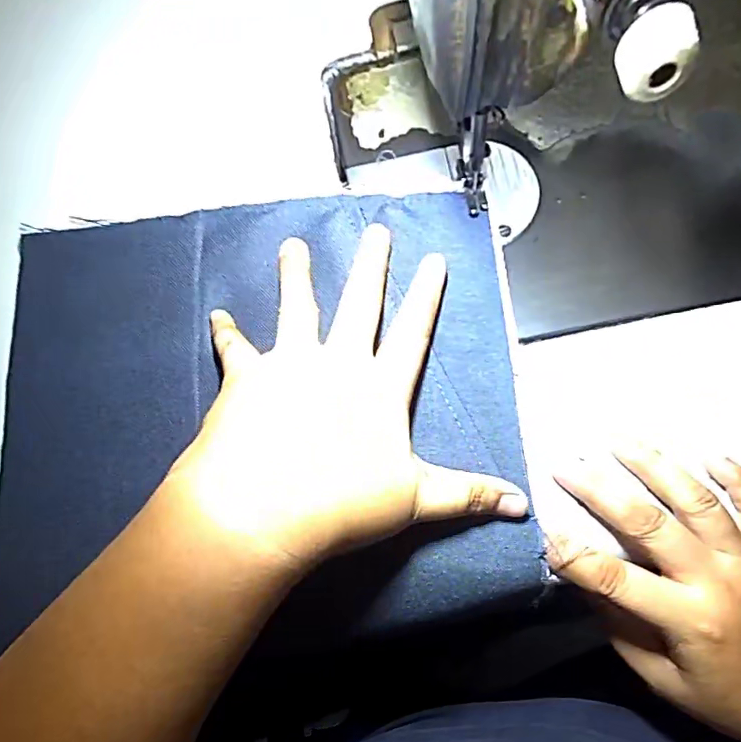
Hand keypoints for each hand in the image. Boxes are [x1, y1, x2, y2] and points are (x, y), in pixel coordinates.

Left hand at [158, 225, 527, 572]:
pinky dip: (228, 333)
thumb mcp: (416, 500)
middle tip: (377, 232)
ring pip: (296, 309)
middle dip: (372, 266)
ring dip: (296, 277)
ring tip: (294, 248)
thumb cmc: (341, 504)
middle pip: (359, 305)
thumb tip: (520, 505)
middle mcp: (337, 365)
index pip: (411, 333)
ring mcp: (290, 366)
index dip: (426, 297)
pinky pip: (236, 348)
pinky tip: (220, 318)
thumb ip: (467, 494)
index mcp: (380, 389)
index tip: (434, 261)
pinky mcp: (246, 380)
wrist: (261, 509)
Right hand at [546, 450, 740, 741]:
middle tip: (570, 469)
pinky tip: (713, 456)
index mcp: (689, 620)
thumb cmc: (733, 703)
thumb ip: (625, 633)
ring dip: (658, 467)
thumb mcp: (666, 683)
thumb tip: (589, 588)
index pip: (617, 580)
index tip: (546, 534)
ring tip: (623, 443)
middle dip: (604, 494)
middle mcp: (718, 580)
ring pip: (700, 502)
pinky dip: (740, 477)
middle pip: (652, 525)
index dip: (576, 558)